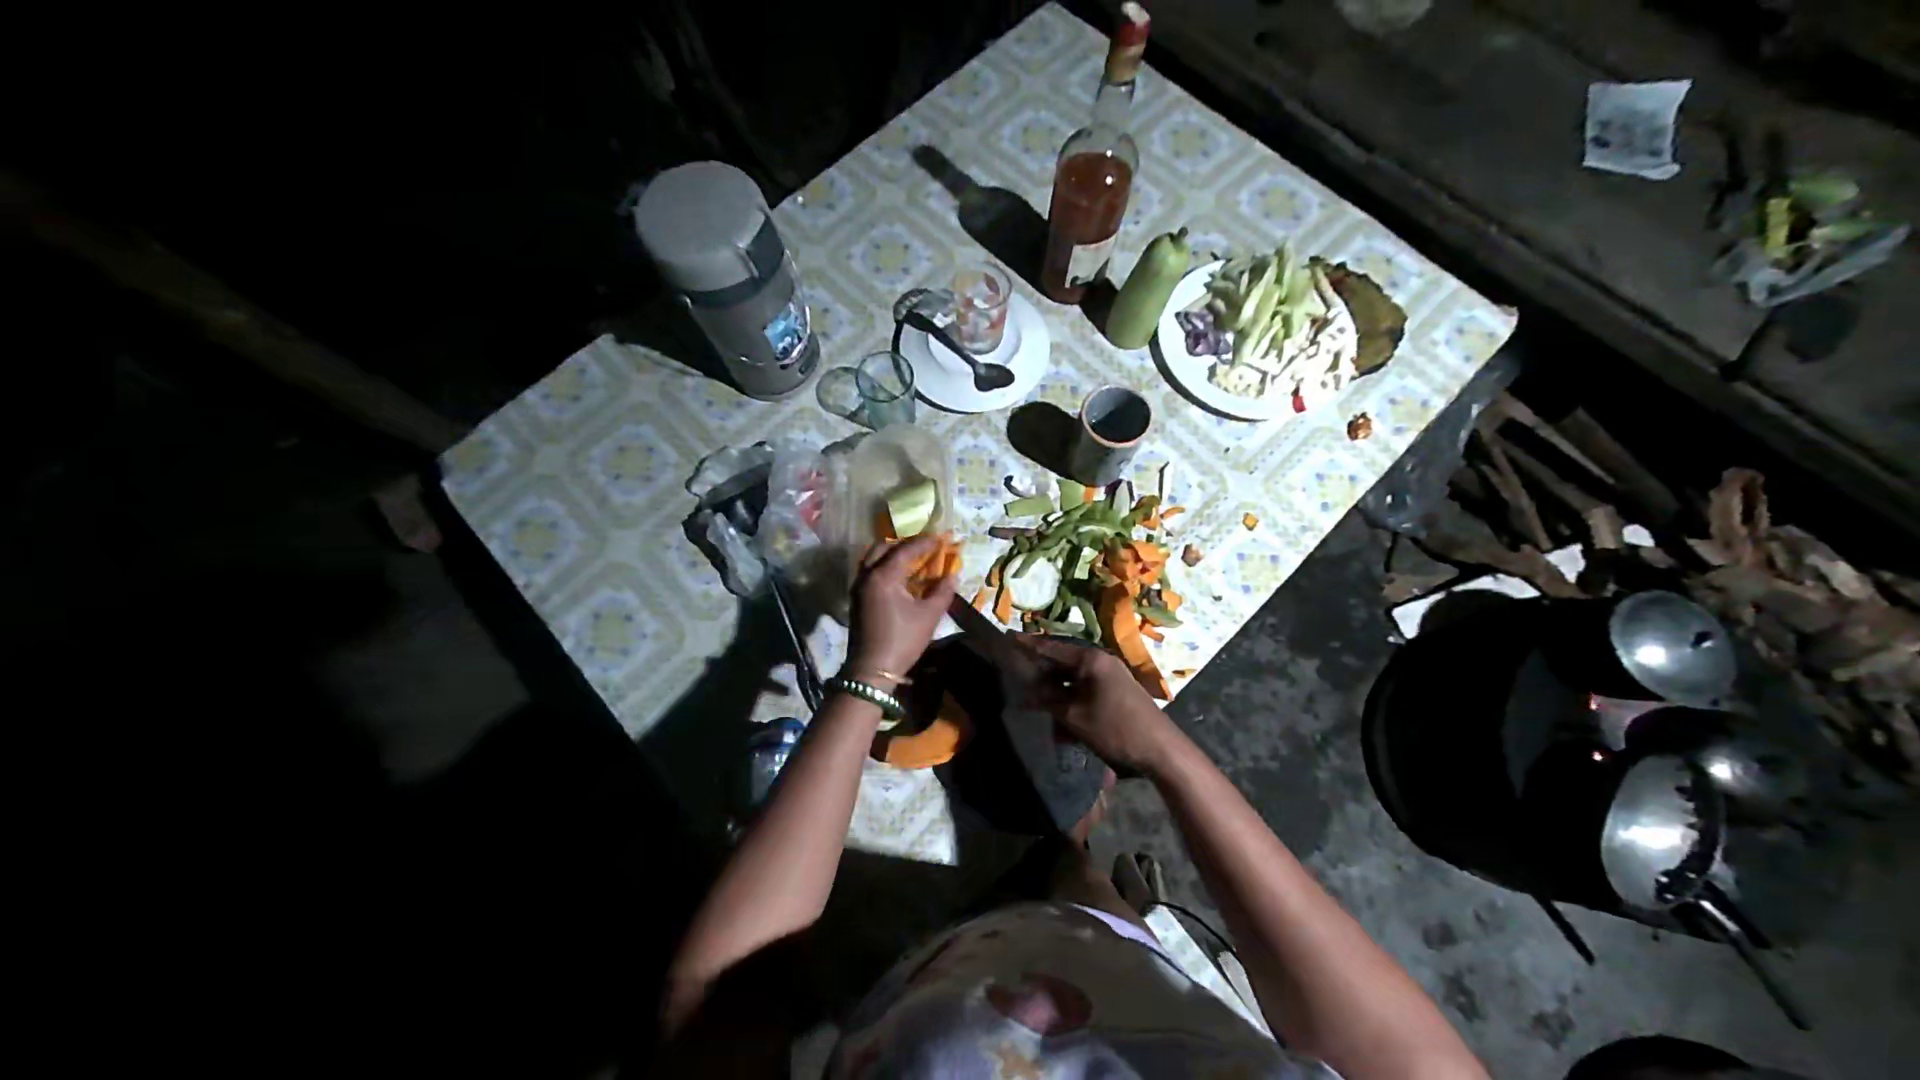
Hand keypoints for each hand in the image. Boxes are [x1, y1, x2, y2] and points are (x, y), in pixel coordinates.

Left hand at [845, 535, 957, 689]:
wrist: (871, 670)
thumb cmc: (902, 640)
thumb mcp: (928, 616)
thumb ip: (942, 592)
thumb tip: (952, 575)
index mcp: (883, 576)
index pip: (906, 550)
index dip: (925, 542)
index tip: (941, 537)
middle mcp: (867, 576)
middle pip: (883, 547)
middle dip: (905, 544)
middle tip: (925, 547)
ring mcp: (858, 587)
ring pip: (873, 559)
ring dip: (892, 555)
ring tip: (914, 560)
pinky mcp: (857, 599)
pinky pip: (871, 572)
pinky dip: (885, 567)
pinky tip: (901, 577)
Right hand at [1016, 636, 1184, 774]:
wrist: (1159, 749)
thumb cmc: (1115, 727)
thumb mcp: (1074, 715)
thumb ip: (1047, 700)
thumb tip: (1024, 694)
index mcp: (1091, 659)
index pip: (1052, 647)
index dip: (1028, 644)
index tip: (1008, 637)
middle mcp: (1101, 661)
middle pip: (1062, 663)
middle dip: (1041, 675)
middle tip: (1019, 680)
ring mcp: (1110, 676)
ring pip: (1073, 681)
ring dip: (1057, 696)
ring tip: (1041, 711)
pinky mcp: (1116, 692)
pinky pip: (1085, 692)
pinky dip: (1072, 704)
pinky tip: (1064, 728)